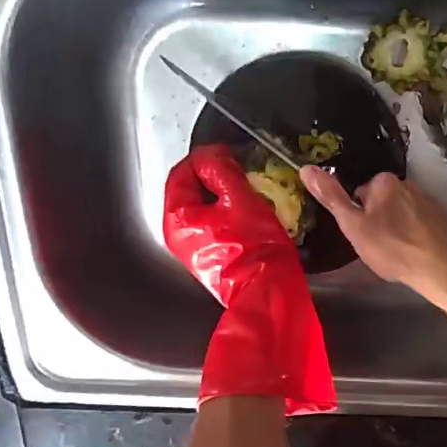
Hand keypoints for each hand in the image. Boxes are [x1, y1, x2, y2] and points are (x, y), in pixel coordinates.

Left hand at [164, 144, 294, 305]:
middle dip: (217, 178)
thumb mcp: (241, 199)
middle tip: (242, 173)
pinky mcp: (213, 260)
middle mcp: (179, 236)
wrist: (268, 293)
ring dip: (227, 197)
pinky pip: (217, 228)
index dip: (205, 157)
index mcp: (177, 218)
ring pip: (207, 210)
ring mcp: (195, 251)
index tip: (228, 154)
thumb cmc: (255, 251)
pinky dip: (231, 216)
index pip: (181, 173)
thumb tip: (212, 155)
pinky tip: (252, 216)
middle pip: (193, 192)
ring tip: (251, 194)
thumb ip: (222, 170)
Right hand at [300, 167, 446, 315]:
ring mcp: (430, 201)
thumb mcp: (354, 226)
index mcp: (384, 182)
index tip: (362, 236)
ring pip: (402, 214)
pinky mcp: (445, 219)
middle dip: (379, 222)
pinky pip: (421, 225)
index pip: (360, 193)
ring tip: (398, 255)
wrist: (445, 270)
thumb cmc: (394, 249)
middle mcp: (409, 184)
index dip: (358, 217)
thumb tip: (306, 168)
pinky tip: (416, 256)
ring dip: (398, 231)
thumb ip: (331, 198)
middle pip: (382, 203)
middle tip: (379, 249)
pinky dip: (416, 237)